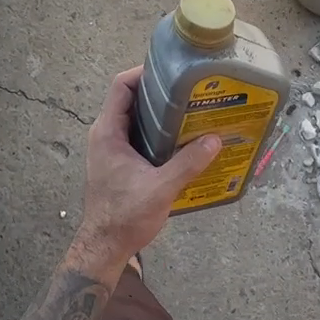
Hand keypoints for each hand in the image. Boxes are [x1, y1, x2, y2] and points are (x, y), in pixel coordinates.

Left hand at [71, 68, 219, 270]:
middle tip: (189, 90)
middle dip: (159, 92)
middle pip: (131, 99)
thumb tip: (215, 140)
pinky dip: (158, 132)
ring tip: (191, 111)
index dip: (143, 72)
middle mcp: (106, 134)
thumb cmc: (124, 217)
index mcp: (108, 131)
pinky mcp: (120, 162)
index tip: (171, 71)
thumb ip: (187, 164)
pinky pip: (139, 135)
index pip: (121, 86)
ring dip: (160, 113)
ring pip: (136, 118)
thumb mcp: (160, 189)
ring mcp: (111, 148)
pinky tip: (182, 140)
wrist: (105, 248)